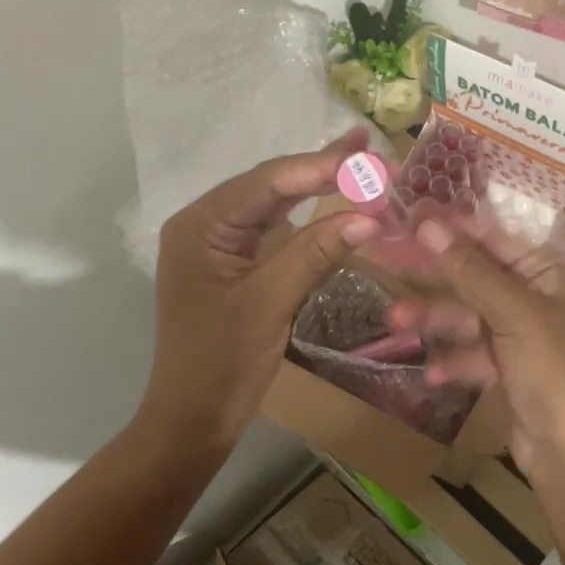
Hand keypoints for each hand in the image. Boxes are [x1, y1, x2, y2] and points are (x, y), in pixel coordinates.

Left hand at [141, 130, 378, 448]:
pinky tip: (333, 204)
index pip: (268, 182)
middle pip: (270, 187)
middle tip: (370, 147)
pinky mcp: (233, 269)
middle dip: (320, 169)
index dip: (322, 167)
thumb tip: (368, 216)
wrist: (193, 417)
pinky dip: (307, 221)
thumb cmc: (223, 361)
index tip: (371, 158)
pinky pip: (273, 235)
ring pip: (273, 208)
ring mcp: (218, 248)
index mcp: (200, 225)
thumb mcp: (271, 302)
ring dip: (316, 189)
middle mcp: (205, 226)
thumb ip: (315, 252)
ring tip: (360, 163)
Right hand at [385, 217, 564, 481]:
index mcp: (545, 276)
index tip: (404, 216)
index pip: (492, 238)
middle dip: (433, 276)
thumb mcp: (514, 315)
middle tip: (383, 263)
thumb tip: (428, 223)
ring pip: (468, 319)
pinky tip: (430, 373)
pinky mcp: (509, 376)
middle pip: (474, 278)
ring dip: (434, 321)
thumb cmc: (555, 373)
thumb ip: (470, 270)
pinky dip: (452, 363)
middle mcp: (534, 302)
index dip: (450, 226)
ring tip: (392, 323)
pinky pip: (472, 358)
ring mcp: (521, 341)